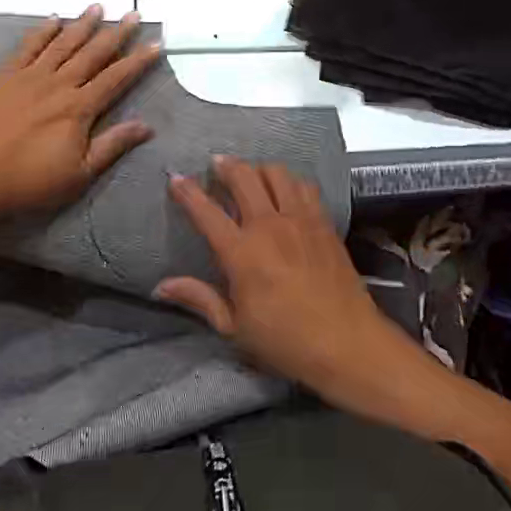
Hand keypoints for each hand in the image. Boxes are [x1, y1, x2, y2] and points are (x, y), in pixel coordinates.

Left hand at [0, 5, 161, 219]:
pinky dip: (43, 30)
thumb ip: (112, 145)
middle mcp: (59, 83)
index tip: (155, 44)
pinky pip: (29, 45)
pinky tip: (54, 19)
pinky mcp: (6, 75)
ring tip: (98, 7)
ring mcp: (31, 75)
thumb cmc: (27, 180)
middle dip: (116, 33)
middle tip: (134, 14)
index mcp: (79, 108)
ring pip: (63, 43)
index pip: (116, 78)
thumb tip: (146, 126)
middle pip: (93, 53)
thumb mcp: (78, 174)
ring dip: (83, 24)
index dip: (137, 61)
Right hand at [156, 156, 418, 399]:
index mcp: (242, 253)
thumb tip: (161, 286)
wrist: (349, 345)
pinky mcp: (322, 222)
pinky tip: (285, 192)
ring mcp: (299, 220)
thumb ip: (199, 298)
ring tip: (251, 177)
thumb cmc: (286, 341)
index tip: (175, 177)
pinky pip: (304, 186)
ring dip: (258, 169)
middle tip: (216, 166)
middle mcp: (269, 226)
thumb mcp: (235, 327)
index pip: (206, 211)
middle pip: (242, 176)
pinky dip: (289, 182)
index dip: (187, 191)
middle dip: (225, 166)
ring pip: (275, 173)